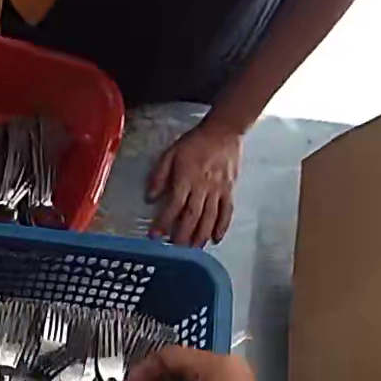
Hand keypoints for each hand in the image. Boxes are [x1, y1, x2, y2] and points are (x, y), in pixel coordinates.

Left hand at [148, 120, 241, 246]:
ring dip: (201, 236)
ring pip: (210, 217)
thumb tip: (149, 198)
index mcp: (186, 179)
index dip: (163, 223)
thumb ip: (159, 176)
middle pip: (192, 216)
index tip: (154, 237)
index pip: (173, 206)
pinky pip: (227, 211)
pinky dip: (222, 226)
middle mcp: (203, 187)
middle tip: (174, 251)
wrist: (225, 129)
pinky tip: (216, 239)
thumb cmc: (194, 142)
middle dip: (182, 235)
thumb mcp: (170, 154)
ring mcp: (218, 189)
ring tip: (193, 250)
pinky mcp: (230, 189)